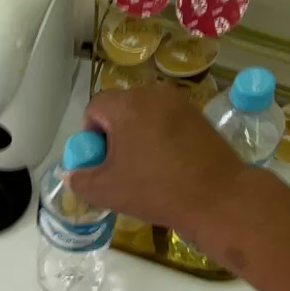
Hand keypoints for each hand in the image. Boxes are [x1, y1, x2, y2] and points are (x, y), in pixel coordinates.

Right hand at [69, 85, 280, 252]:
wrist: (215, 196)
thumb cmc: (154, 189)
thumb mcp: (105, 191)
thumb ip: (80, 179)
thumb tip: (73, 174)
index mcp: (126, 105)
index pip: (95, 107)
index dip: (90, 135)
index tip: (98, 160)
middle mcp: (153, 94)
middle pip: (121, 108)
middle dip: (114, 134)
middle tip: (118, 166)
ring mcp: (180, 103)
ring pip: (145, 115)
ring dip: (137, 136)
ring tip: (143, 168)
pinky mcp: (199, 116)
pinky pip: (167, 122)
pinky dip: (160, 138)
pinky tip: (166, 165)